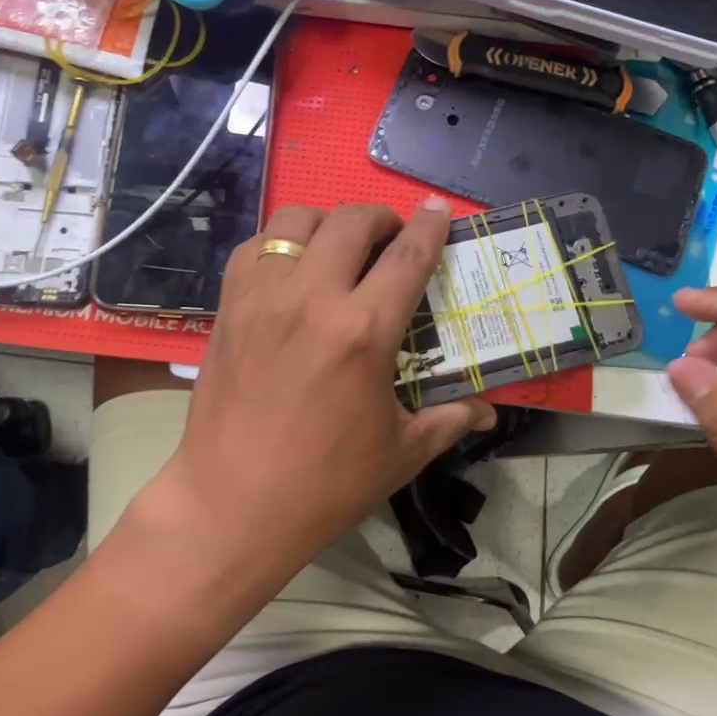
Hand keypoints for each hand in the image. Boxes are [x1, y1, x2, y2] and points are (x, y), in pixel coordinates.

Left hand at [135, 198, 495, 579]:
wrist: (232, 506)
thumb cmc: (324, 485)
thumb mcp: (400, 453)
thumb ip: (449, 419)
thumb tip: (488, 409)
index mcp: (362, 331)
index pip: (407, 256)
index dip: (430, 226)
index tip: (439, 209)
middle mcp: (311, 298)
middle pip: (351, 221)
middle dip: (380, 217)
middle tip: (390, 238)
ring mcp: (262, 297)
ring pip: (294, 221)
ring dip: (326, 222)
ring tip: (338, 247)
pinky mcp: (228, 307)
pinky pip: (253, 247)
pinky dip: (277, 243)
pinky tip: (290, 269)